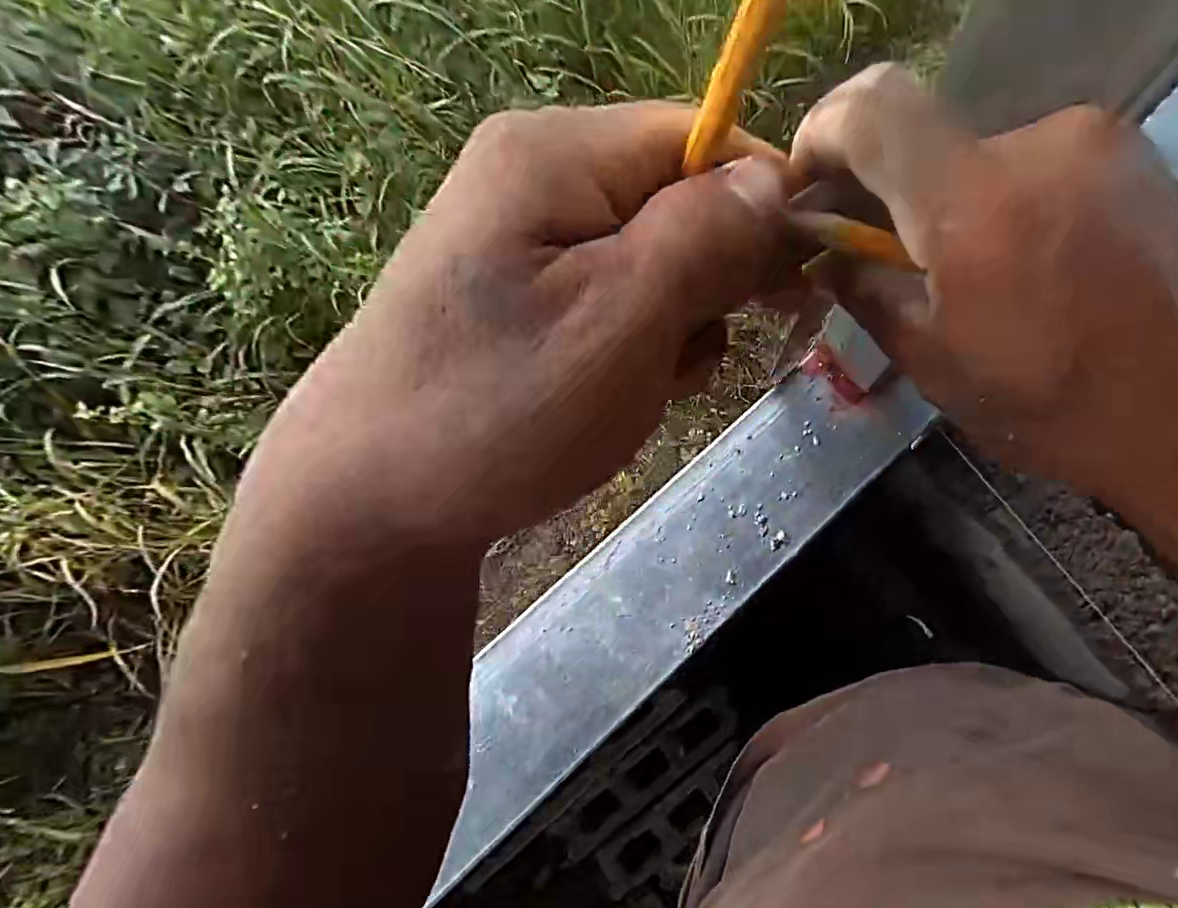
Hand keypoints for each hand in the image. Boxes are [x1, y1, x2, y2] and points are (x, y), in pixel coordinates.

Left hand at [246, 103, 793, 548]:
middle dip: (718, 276)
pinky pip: (629, 305)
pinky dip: (650, 349)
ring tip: (652, 381)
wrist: (380, 498)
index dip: (763, 202)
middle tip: (702, 344)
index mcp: (561, 157)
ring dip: (685, 324)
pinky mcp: (537, 303)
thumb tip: (774, 177)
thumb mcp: (622, 318)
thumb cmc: (507, 407)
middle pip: (684, 201)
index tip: (797, 277)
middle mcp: (545, 182)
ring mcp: (538, 247)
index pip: (701, 139)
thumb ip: (704, 237)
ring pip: (665, 264)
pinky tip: (630, 390)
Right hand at [792, 65, 1177, 504]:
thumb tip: (832, 257)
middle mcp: (1038, 141)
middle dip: (897, 196)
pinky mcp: (1139, 161)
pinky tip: (1039, 276)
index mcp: (974, 199)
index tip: (810, 183)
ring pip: (991, 162)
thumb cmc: (1056, 409)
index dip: (823, 133)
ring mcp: (1100, 142)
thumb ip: (873, 297)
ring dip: (963, 211)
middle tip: (897, 266)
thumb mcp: (940, 368)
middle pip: (932, 142)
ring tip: (985, 288)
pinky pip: (1045, 171)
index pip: (870, 108)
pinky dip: (1017, 211)